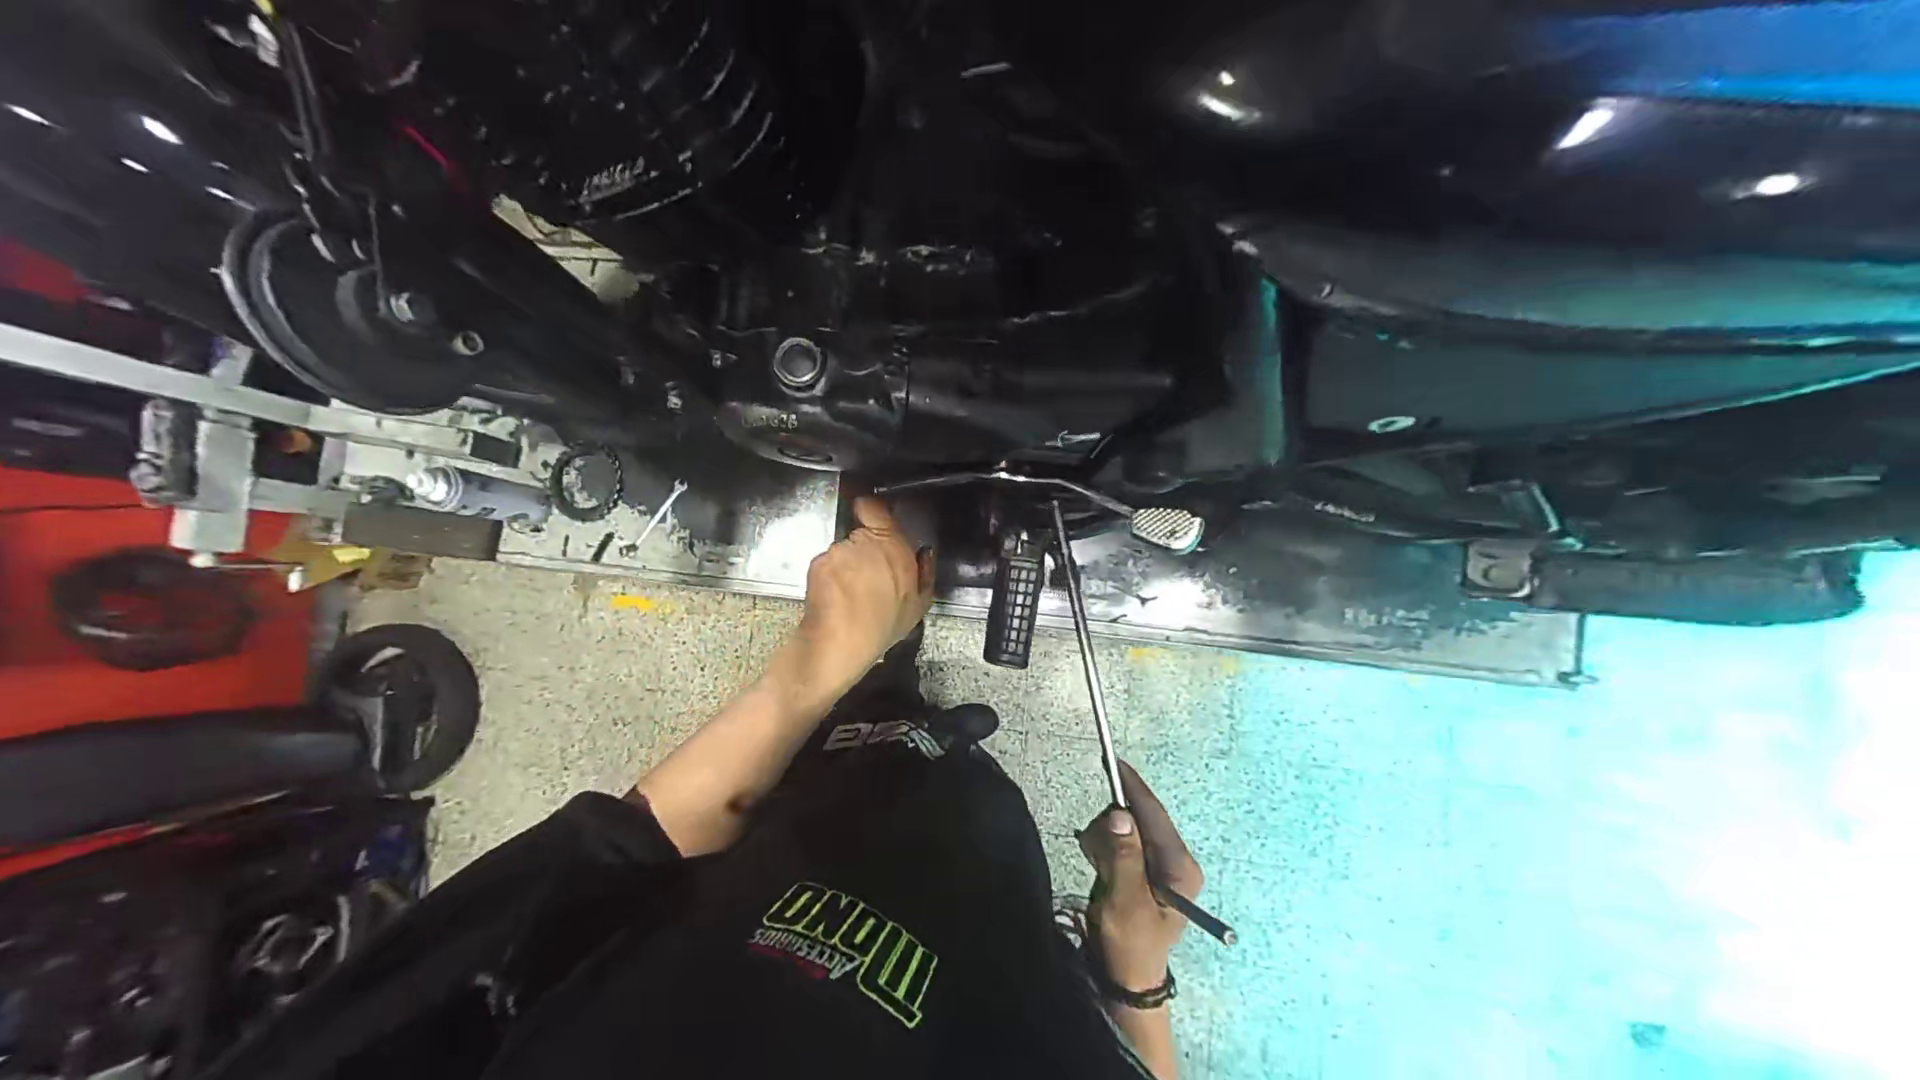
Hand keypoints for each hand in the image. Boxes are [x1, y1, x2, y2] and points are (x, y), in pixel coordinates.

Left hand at [789, 496, 933, 703]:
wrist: (841, 642)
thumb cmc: (883, 625)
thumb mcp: (919, 605)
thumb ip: (925, 572)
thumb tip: (925, 552)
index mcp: (894, 547)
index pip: (876, 508)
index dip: (872, 510)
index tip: (871, 518)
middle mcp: (865, 543)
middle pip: (860, 534)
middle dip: (863, 550)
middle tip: (868, 576)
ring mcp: (839, 552)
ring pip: (843, 551)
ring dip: (846, 566)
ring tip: (852, 593)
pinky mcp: (819, 563)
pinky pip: (826, 564)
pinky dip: (829, 577)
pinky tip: (837, 597)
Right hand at [1078, 761, 1204, 994]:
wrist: (1124, 979)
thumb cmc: (1130, 944)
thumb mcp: (1125, 902)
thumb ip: (1123, 856)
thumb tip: (1119, 813)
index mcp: (1179, 866)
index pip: (1154, 814)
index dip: (1133, 787)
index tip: (1113, 761)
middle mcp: (1171, 858)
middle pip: (1135, 818)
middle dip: (1111, 830)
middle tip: (1098, 858)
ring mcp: (1155, 862)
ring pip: (1120, 827)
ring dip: (1103, 842)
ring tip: (1101, 872)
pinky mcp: (1138, 866)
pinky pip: (1114, 840)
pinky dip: (1101, 848)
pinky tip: (1100, 869)